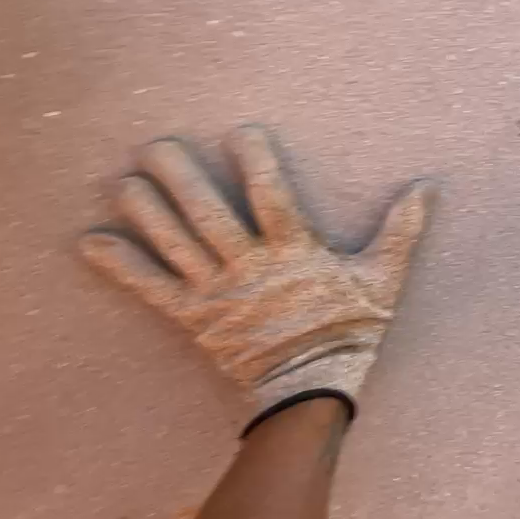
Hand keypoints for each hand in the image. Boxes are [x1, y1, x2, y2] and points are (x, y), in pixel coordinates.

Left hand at [81, 126, 435, 423]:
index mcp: (296, 252)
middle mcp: (250, 267)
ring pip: (177, 246)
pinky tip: (92, 242)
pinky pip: (151, 289)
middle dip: (182, 180)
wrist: (313, 384)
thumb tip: (427, 186)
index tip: (239, 133)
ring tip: (124, 181)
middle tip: (155, 146)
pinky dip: (121, 267)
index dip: (256, 165)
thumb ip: (402, 228)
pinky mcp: (193, 317)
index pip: (273, 199)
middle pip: (209, 217)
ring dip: (148, 213)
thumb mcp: (387, 275)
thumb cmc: (352, 323)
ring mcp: (217, 292)